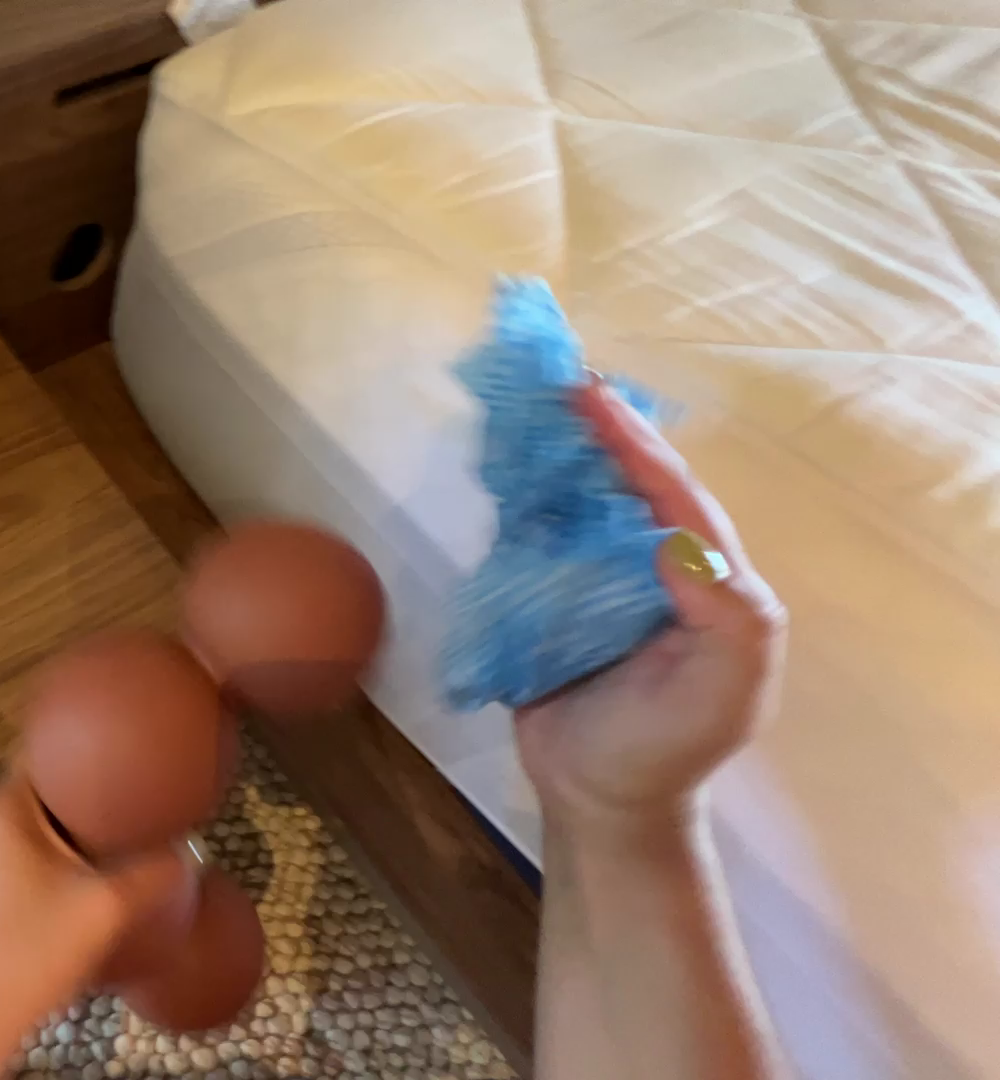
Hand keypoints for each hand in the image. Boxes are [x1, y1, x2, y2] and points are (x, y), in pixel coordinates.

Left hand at [0, 775, 186, 1049]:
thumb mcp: (106, 907)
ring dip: (64, 819)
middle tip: (127, 792)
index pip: (41, 753)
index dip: (82, 750)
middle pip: (37, 784)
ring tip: (112, 825)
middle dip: (80, 789)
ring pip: (27, 815)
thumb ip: (153, 873)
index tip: (120, 753)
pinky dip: (47, 842)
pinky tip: (80, 862)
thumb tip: (190, 851)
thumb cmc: (35, 948)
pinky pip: (16, 839)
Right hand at [515, 381, 787, 837]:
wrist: (594, 791)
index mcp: (704, 581)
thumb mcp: (717, 694)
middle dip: (599, 432)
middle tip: (559, 383)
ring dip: (556, 457)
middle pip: (628, 486)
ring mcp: (597, 580)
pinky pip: (536, 538)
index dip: (634, 445)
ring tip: (526, 412)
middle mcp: (650, 568)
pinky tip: (501, 474)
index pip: (672, 498)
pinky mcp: (548, 596)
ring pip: (580, 505)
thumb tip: (681, 541)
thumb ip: (724, 621)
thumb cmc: (661, 745)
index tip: (590, 398)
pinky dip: (521, 501)